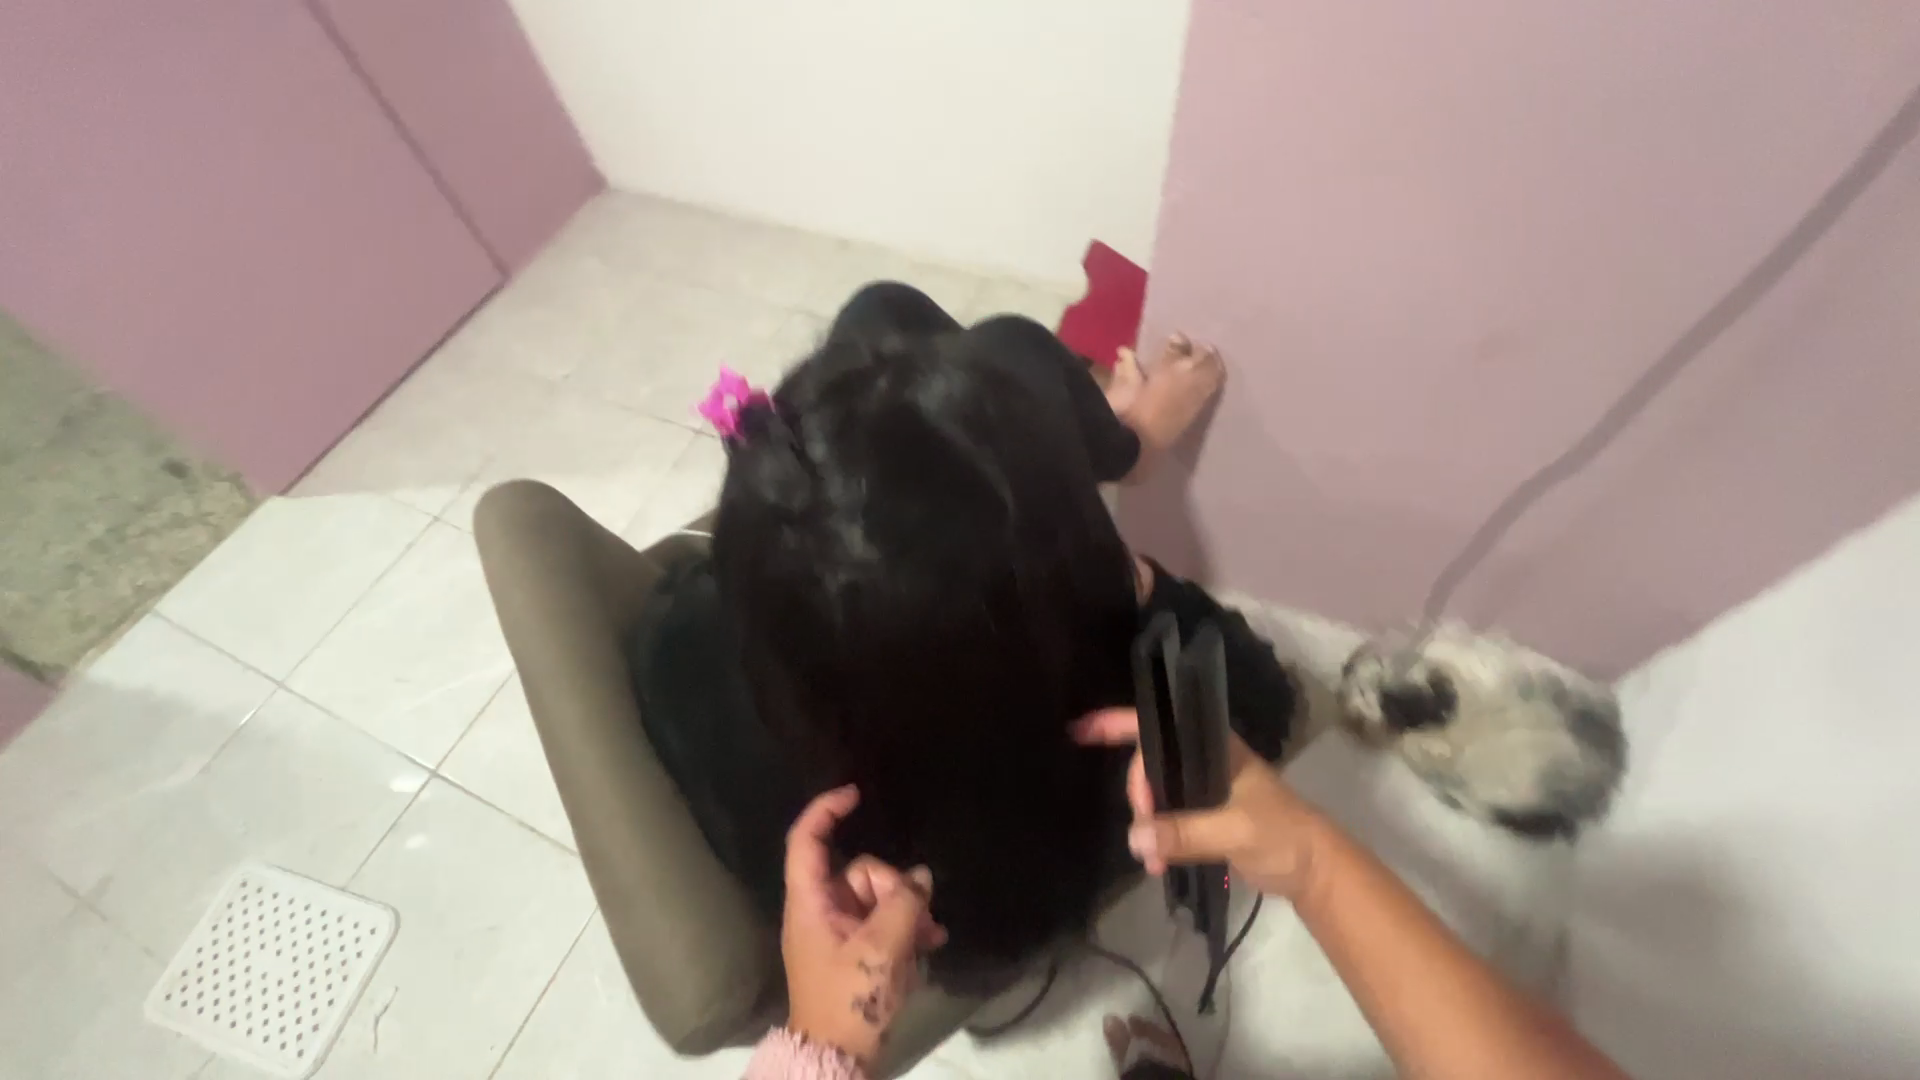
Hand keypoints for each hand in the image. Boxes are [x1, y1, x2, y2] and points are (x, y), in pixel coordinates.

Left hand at [781, 786, 946, 1067]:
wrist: (837, 1062)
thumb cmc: (848, 1000)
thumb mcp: (882, 948)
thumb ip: (905, 903)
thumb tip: (921, 877)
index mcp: (810, 902)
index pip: (806, 841)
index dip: (825, 811)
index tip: (855, 794)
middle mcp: (821, 909)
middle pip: (860, 871)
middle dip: (894, 887)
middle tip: (919, 917)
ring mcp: (839, 931)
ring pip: (878, 897)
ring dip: (907, 912)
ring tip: (929, 937)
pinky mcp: (855, 951)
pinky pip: (883, 922)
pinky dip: (905, 928)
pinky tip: (929, 943)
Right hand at [1073, 708, 1329, 900]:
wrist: (1317, 872)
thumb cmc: (1284, 835)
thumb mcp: (1237, 830)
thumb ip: (1186, 832)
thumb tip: (1134, 838)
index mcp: (1212, 746)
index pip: (1156, 724)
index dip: (1116, 722)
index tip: (1080, 730)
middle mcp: (1202, 759)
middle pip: (1148, 762)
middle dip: (1138, 795)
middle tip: (1144, 833)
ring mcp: (1202, 787)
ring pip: (1155, 792)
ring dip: (1146, 823)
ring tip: (1153, 862)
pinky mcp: (1203, 814)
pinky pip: (1165, 816)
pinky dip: (1157, 837)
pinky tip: (1158, 862)